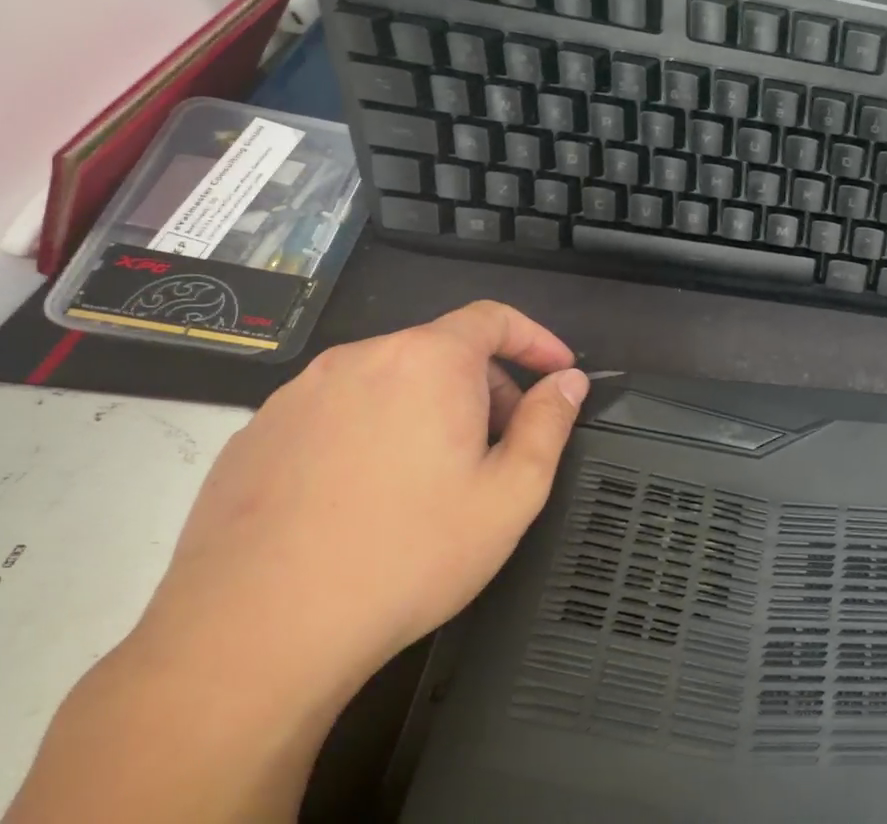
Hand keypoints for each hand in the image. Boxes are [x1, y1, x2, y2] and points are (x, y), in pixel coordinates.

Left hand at [141, 300, 588, 693]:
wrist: (255, 633)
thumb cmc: (410, 555)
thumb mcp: (513, 493)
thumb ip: (549, 424)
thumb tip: (568, 382)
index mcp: (427, 363)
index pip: (492, 318)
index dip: (536, 339)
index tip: (558, 373)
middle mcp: (357, 362)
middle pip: (440, 351)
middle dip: (485, 386)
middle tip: (503, 448)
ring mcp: (294, 398)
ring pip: (386, 383)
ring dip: (429, 410)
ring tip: (437, 480)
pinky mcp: (252, 438)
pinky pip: (335, 416)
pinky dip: (372, 434)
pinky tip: (371, 500)